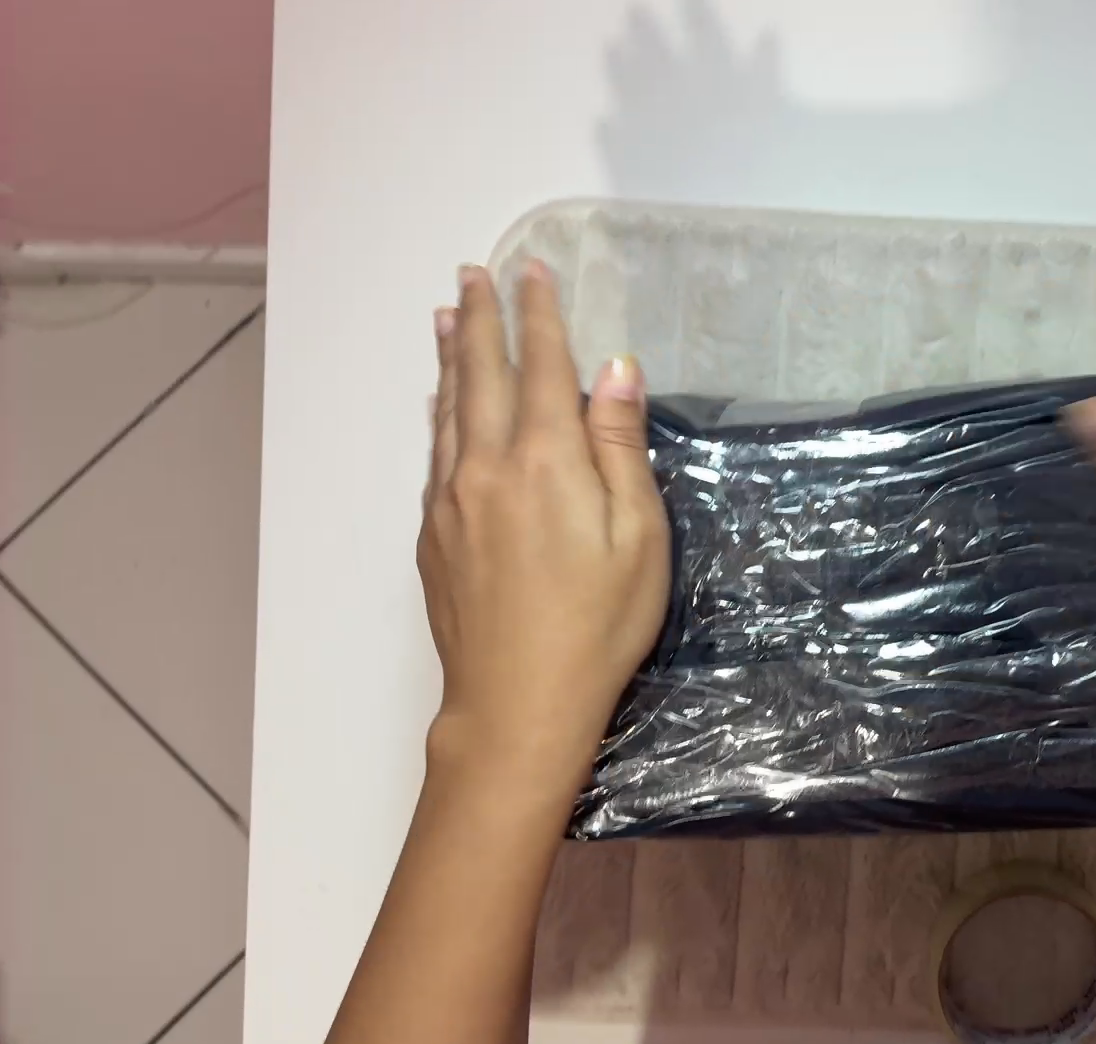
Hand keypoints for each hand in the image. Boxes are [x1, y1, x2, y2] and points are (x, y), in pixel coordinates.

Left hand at [417, 262, 670, 792]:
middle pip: (483, 376)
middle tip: (475, 274)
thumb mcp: (638, 533)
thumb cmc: (601, 619)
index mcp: (546, 462)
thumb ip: (620, 447)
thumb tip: (616, 370)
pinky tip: (441, 404)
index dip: (540, 317)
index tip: (533, 270)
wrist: (521, 698)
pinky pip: (435, 450)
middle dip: (482, 320)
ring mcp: (452, 500)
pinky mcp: (434, 533)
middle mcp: (487, 466)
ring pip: (449, 409)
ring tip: (446, 316)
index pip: (544, 370)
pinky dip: (439, 410)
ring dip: (452, 357)